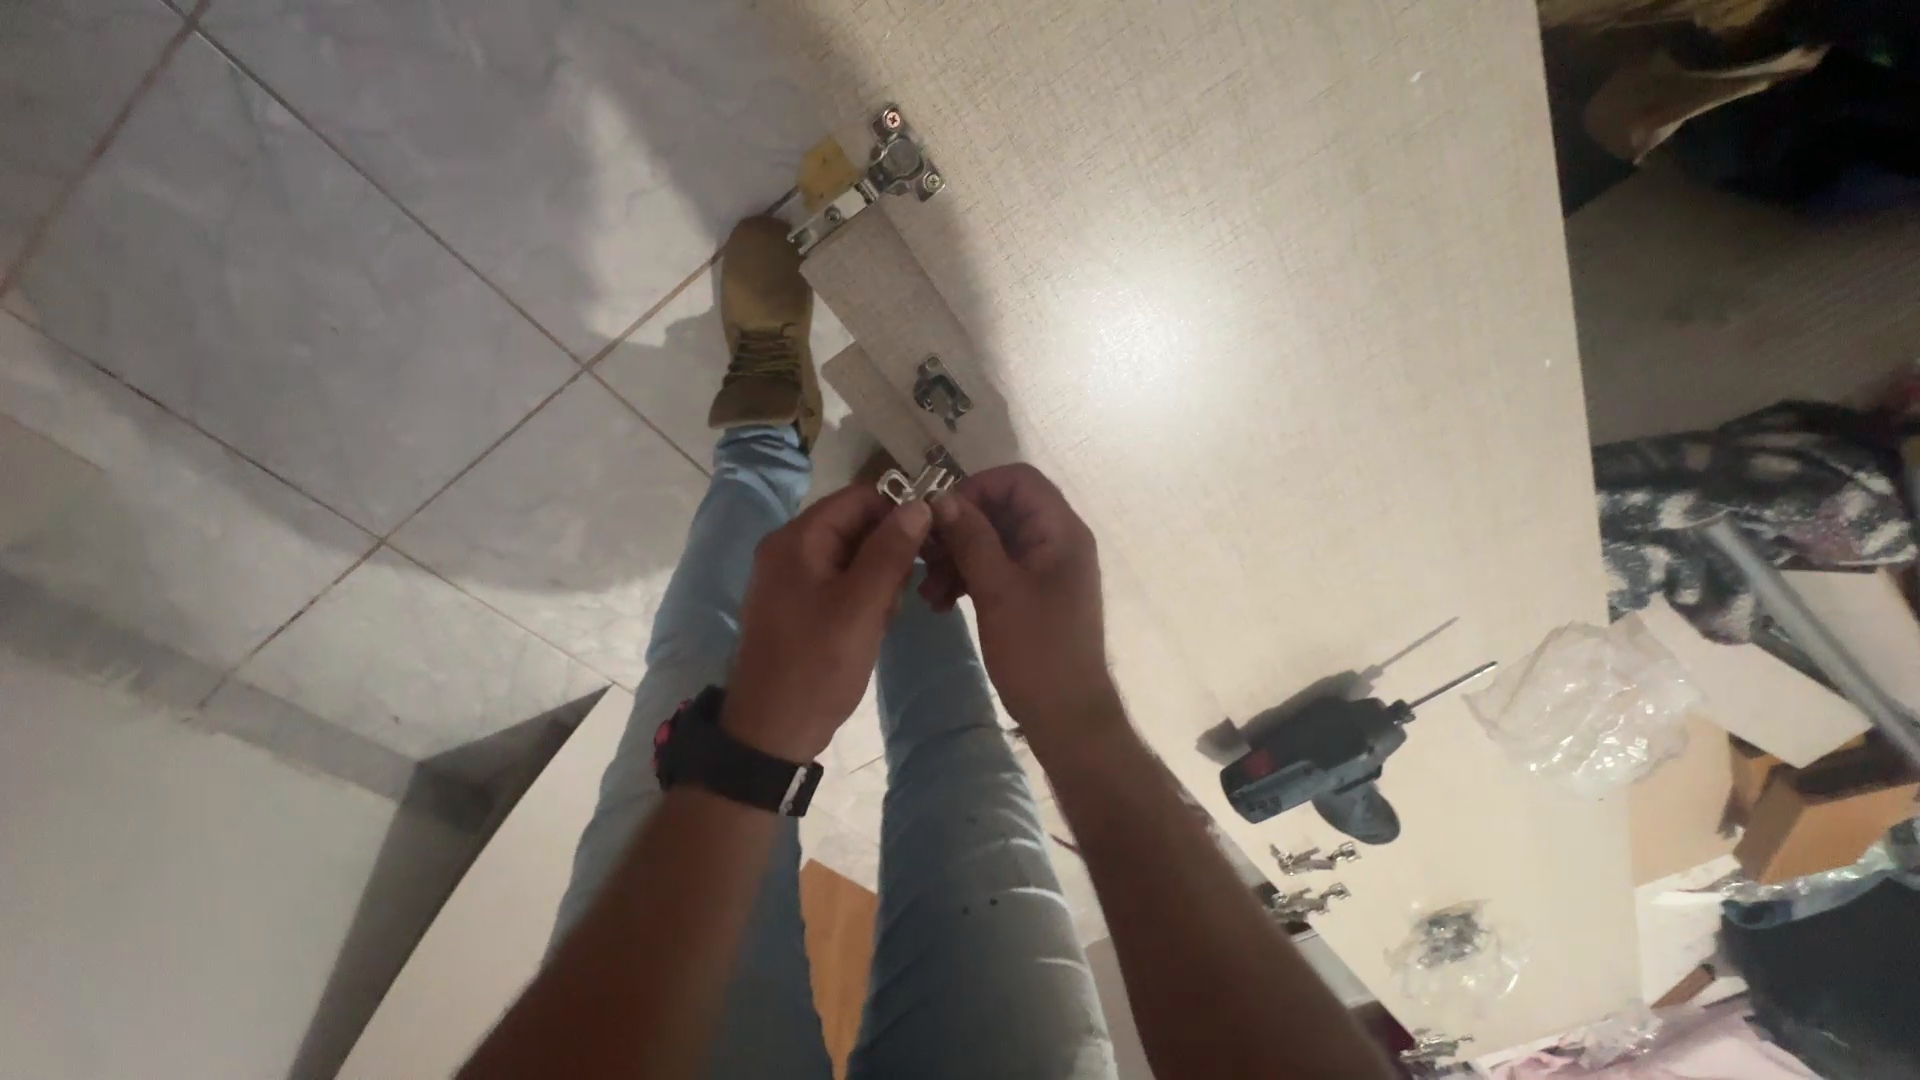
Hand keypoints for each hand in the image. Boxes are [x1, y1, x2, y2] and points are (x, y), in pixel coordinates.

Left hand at [723, 485, 931, 761]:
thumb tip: (920, 505)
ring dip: (879, 580)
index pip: (859, 499)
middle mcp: (788, 549)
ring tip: (885, 617)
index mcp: (797, 540)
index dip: (898, 514)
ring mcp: (790, 578)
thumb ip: (891, 552)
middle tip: (903, 593)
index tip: (930, 544)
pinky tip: (872, 626)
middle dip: (889, 553)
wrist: (771, 731)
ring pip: (852, 557)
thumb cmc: (817, 665)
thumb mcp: (861, 606)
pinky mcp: (796, 605)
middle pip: (855, 526)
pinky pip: (839, 583)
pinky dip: (862, 598)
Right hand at [923, 464, 1122, 745]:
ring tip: (928, 591)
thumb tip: (941, 498)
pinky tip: (941, 602)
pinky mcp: (1031, 594)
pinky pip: (995, 569)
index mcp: (1061, 531)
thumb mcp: (998, 590)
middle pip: (1001, 511)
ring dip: (957, 558)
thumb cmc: (1038, 651)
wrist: (1066, 715)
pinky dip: (967, 579)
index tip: (940, 516)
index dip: (976, 489)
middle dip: (958, 530)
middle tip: (924, 557)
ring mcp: (1044, 569)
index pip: (1018, 481)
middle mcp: (1056, 541)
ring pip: (992, 542)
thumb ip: (971, 538)